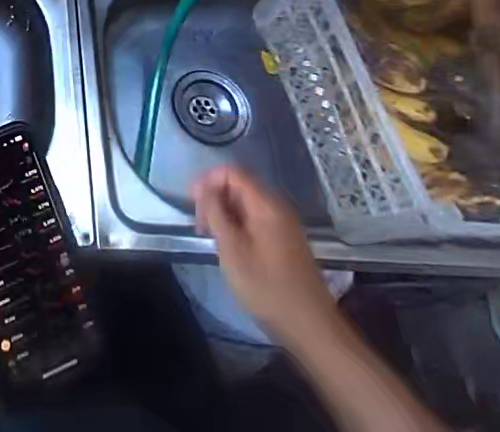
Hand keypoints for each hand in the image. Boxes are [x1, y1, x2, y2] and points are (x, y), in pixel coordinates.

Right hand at [190, 166, 339, 343]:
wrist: (310, 325)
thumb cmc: (267, 287)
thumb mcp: (232, 250)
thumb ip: (216, 214)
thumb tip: (203, 187)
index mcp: (266, 204)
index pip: (233, 173)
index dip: (208, 180)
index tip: (190, 201)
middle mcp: (277, 207)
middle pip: (241, 187)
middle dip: (215, 198)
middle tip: (198, 225)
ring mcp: (284, 225)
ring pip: (248, 205)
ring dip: (225, 214)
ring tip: (210, 238)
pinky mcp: (285, 241)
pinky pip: (256, 220)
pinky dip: (238, 225)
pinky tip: (230, 247)